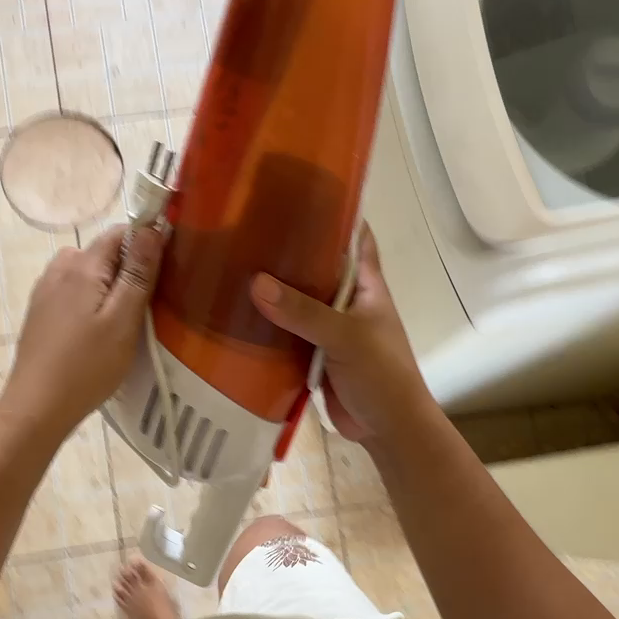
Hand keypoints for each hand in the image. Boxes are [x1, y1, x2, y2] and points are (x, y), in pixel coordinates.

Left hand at [0, 224, 164, 436]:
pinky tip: (99, 332)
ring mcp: (46, 290)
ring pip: (89, 274)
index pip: (121, 232)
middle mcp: (60, 268)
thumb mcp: (123, 320)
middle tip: (151, 306)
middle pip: (104, 252)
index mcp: (82, 265)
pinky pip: (74, 292)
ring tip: (126, 321)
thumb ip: (138, 272)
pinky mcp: (41, 312)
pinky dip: (92, 302)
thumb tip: (151, 228)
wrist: (37, 406)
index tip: (167, 272)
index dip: (147, 243)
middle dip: (129, 269)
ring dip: (110, 287)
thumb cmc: (87, 366)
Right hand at [249, 223, 437, 443]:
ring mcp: (329, 330)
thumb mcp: (345, 336)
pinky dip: (268, 328)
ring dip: (274, 292)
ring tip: (231, 266)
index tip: (299, 190)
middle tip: (246, 229)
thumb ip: (303, 311)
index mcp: (365, 286)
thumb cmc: (381, 373)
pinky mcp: (313, 356)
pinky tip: (237, 317)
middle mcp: (346, 302)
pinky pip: (288, 334)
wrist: (387, 428)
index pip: (354, 238)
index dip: (334, 214)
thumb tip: (256, 283)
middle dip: (288, 252)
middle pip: (317, 269)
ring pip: (298, 303)